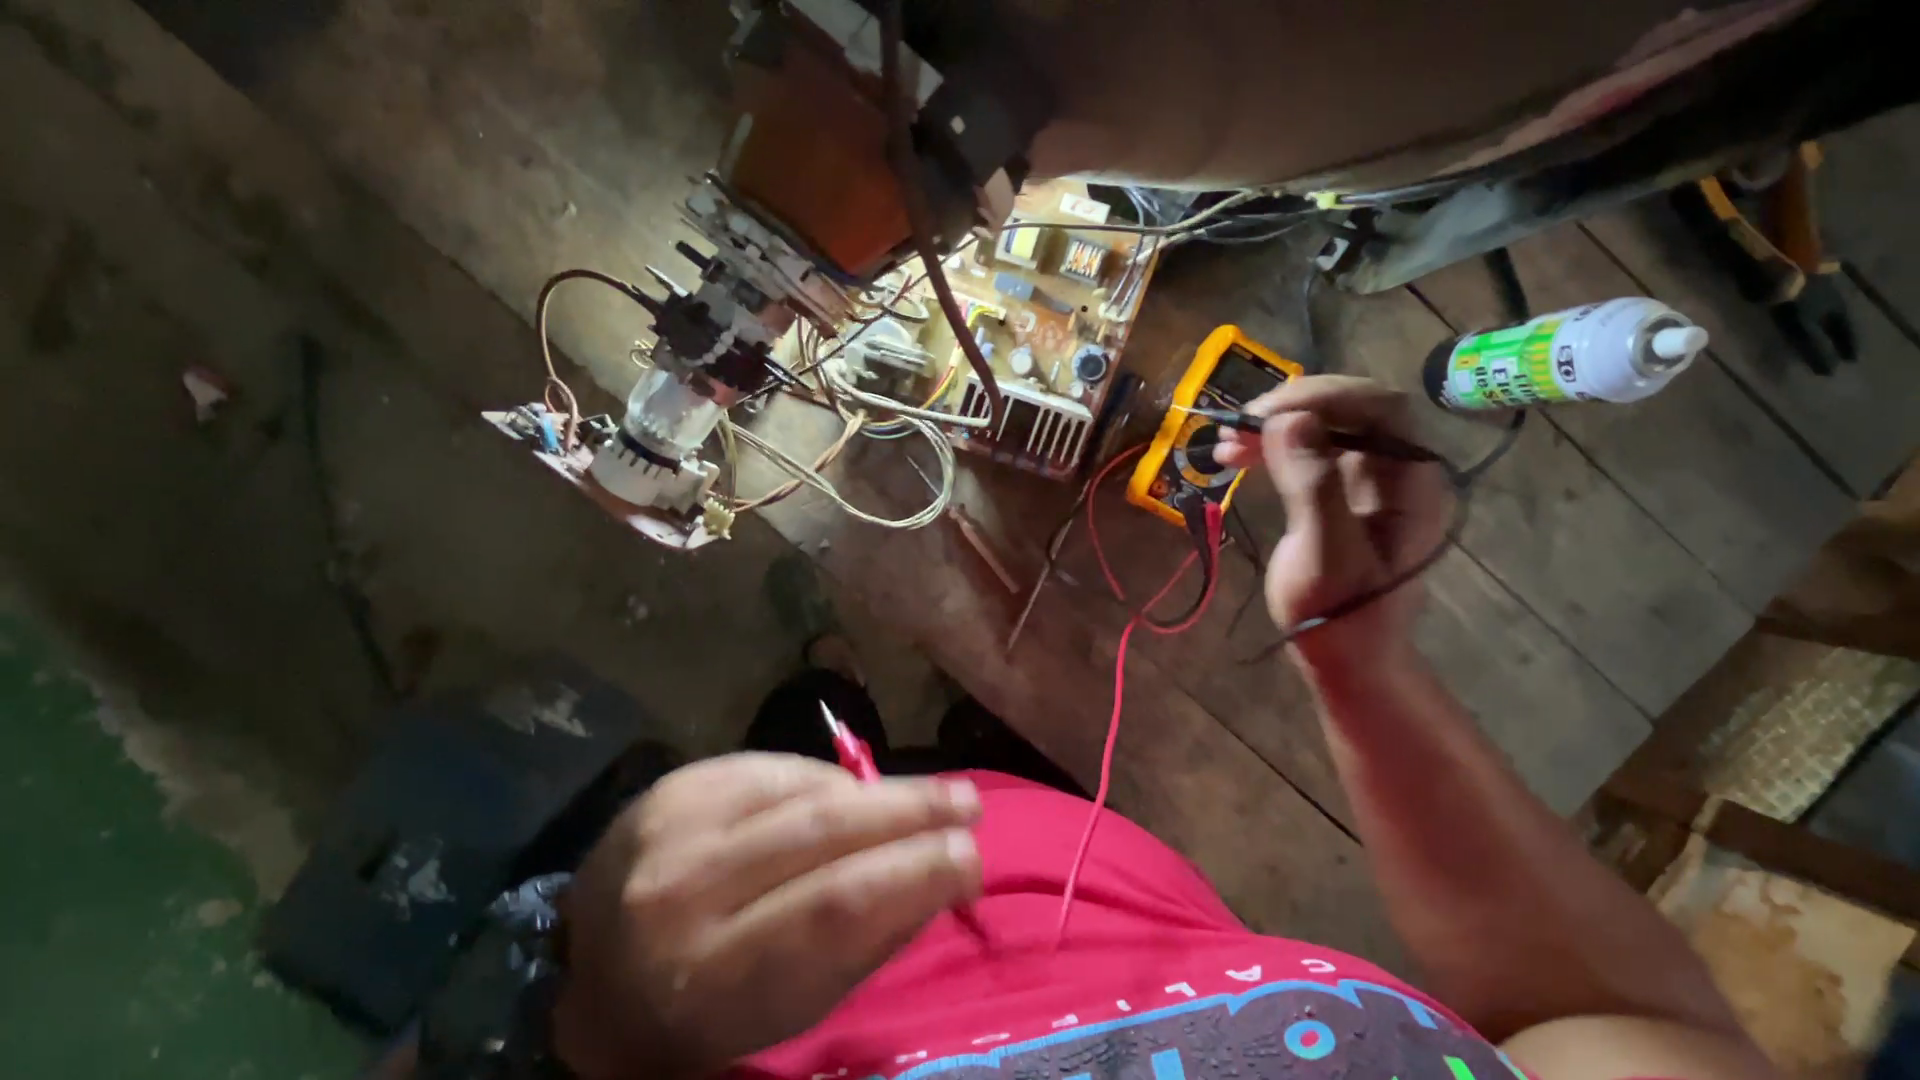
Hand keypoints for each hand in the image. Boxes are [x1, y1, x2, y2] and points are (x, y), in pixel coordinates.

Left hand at [552, 753, 983, 1078]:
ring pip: (801, 790)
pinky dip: (823, 778)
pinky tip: (852, 791)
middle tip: (968, 805)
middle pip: (822, 832)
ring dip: (875, 792)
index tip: (972, 856)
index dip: (915, 872)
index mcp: (713, 975)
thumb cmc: (709, 1014)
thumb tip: (941, 874)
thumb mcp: (792, 1007)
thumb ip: (866, 944)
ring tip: (926, 796)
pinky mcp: (668, 787)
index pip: (836, 907)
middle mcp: (683, 892)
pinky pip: (769, 767)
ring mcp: (670, 829)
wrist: (591, 982)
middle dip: (911, 812)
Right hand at [1215, 376, 1450, 671]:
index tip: (1266, 414)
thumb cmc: (1341, 616)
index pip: (1381, 408)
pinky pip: (1309, 452)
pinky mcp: (1341, 493)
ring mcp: (1370, 481)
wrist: (1347, 658)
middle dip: (1293, 409)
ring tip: (1227, 444)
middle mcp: (1399, 471)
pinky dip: (1272, 449)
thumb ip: (1313, 485)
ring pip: (1326, 427)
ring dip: (1276, 428)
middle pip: (1352, 410)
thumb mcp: (1325, 555)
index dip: (1325, 396)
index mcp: (1413, 482)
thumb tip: (1288, 421)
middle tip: (1240, 426)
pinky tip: (1236, 459)